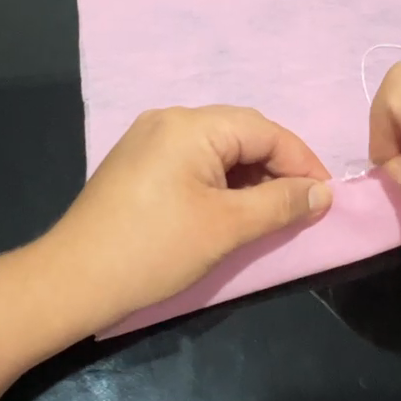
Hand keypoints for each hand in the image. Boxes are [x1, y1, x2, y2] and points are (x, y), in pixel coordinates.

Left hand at [43, 106, 333, 322]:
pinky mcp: (138, 164)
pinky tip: (233, 209)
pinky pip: (193, 161)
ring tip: (272, 211)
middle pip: (241, 133)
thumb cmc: (155, 250)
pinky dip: (222, 182)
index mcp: (190, 125)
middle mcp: (168, 120)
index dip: (302, 162)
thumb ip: (281, 204)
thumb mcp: (227, 228)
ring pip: (218, 148)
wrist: (73, 280)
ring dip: (250, 176)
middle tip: (303, 205)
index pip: (265, 130)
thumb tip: (323, 193)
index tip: (326, 198)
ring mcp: (148, 140)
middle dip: (278, 167)